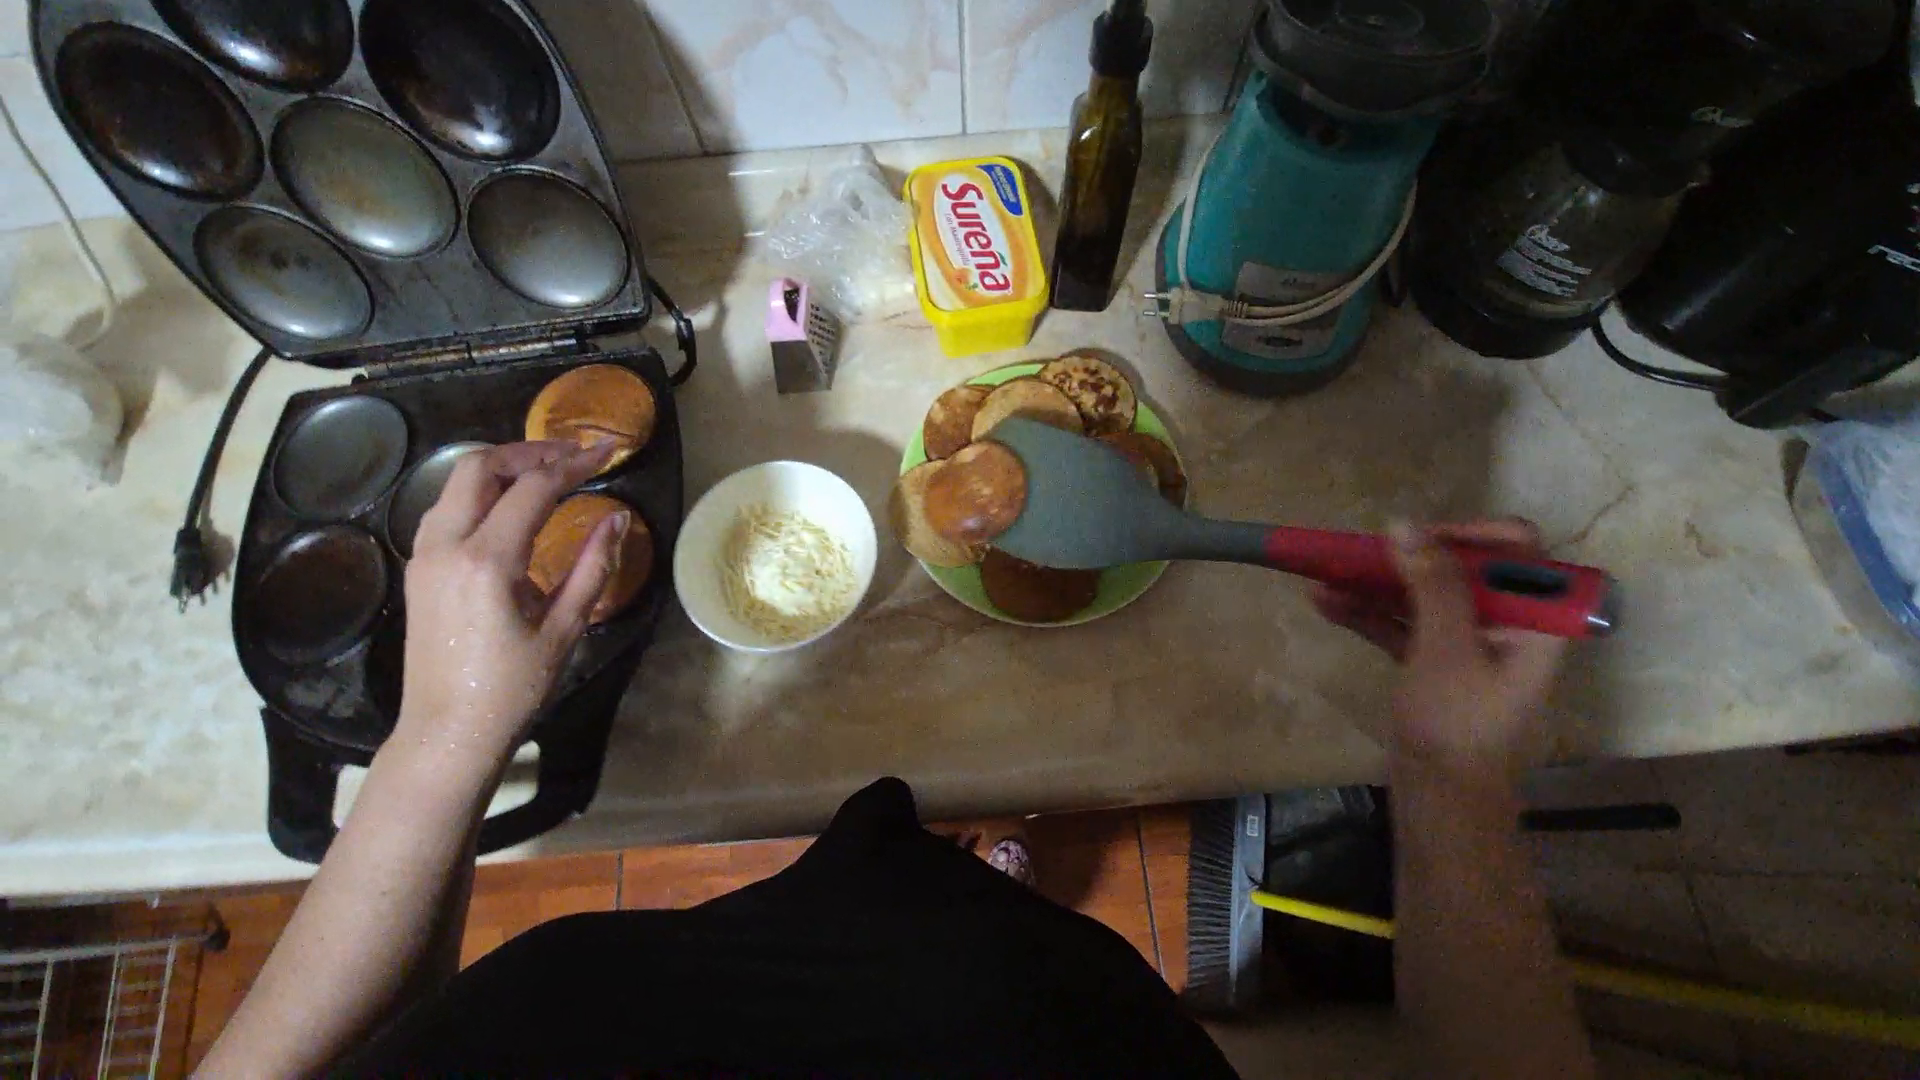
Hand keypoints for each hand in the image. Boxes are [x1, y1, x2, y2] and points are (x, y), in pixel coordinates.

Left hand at [395, 439, 623, 769]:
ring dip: (502, 469)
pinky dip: (483, 493)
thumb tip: (617, 518)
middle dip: (529, 452)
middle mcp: (446, 545)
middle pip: (479, 467)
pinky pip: (448, 508)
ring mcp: (424, 555)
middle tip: (572, 456)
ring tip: (547, 475)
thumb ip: (593, 566)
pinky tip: (513, 509)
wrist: (447, 730)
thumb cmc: (513, 686)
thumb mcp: (566, 628)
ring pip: (456, 483)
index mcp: (487, 561)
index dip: (573, 464)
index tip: (606, 452)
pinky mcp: (419, 568)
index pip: (532, 489)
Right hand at [1313, 520, 1568, 777]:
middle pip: (1459, 569)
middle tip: (1359, 554)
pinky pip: (1401, 623)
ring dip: (1375, 584)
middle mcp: (1505, 623)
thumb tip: (1403, 524)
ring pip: (1423, 595)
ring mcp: (1466, 643)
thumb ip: (1432, 585)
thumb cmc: (1456, 723)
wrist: (1440, 795)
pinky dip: (1367, 612)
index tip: (1416, 539)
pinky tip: (1325, 602)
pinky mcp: (1432, 661)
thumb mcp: (1446, 649)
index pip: (1517, 550)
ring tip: (1323, 573)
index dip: (1469, 534)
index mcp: (1533, 619)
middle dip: (1405, 558)